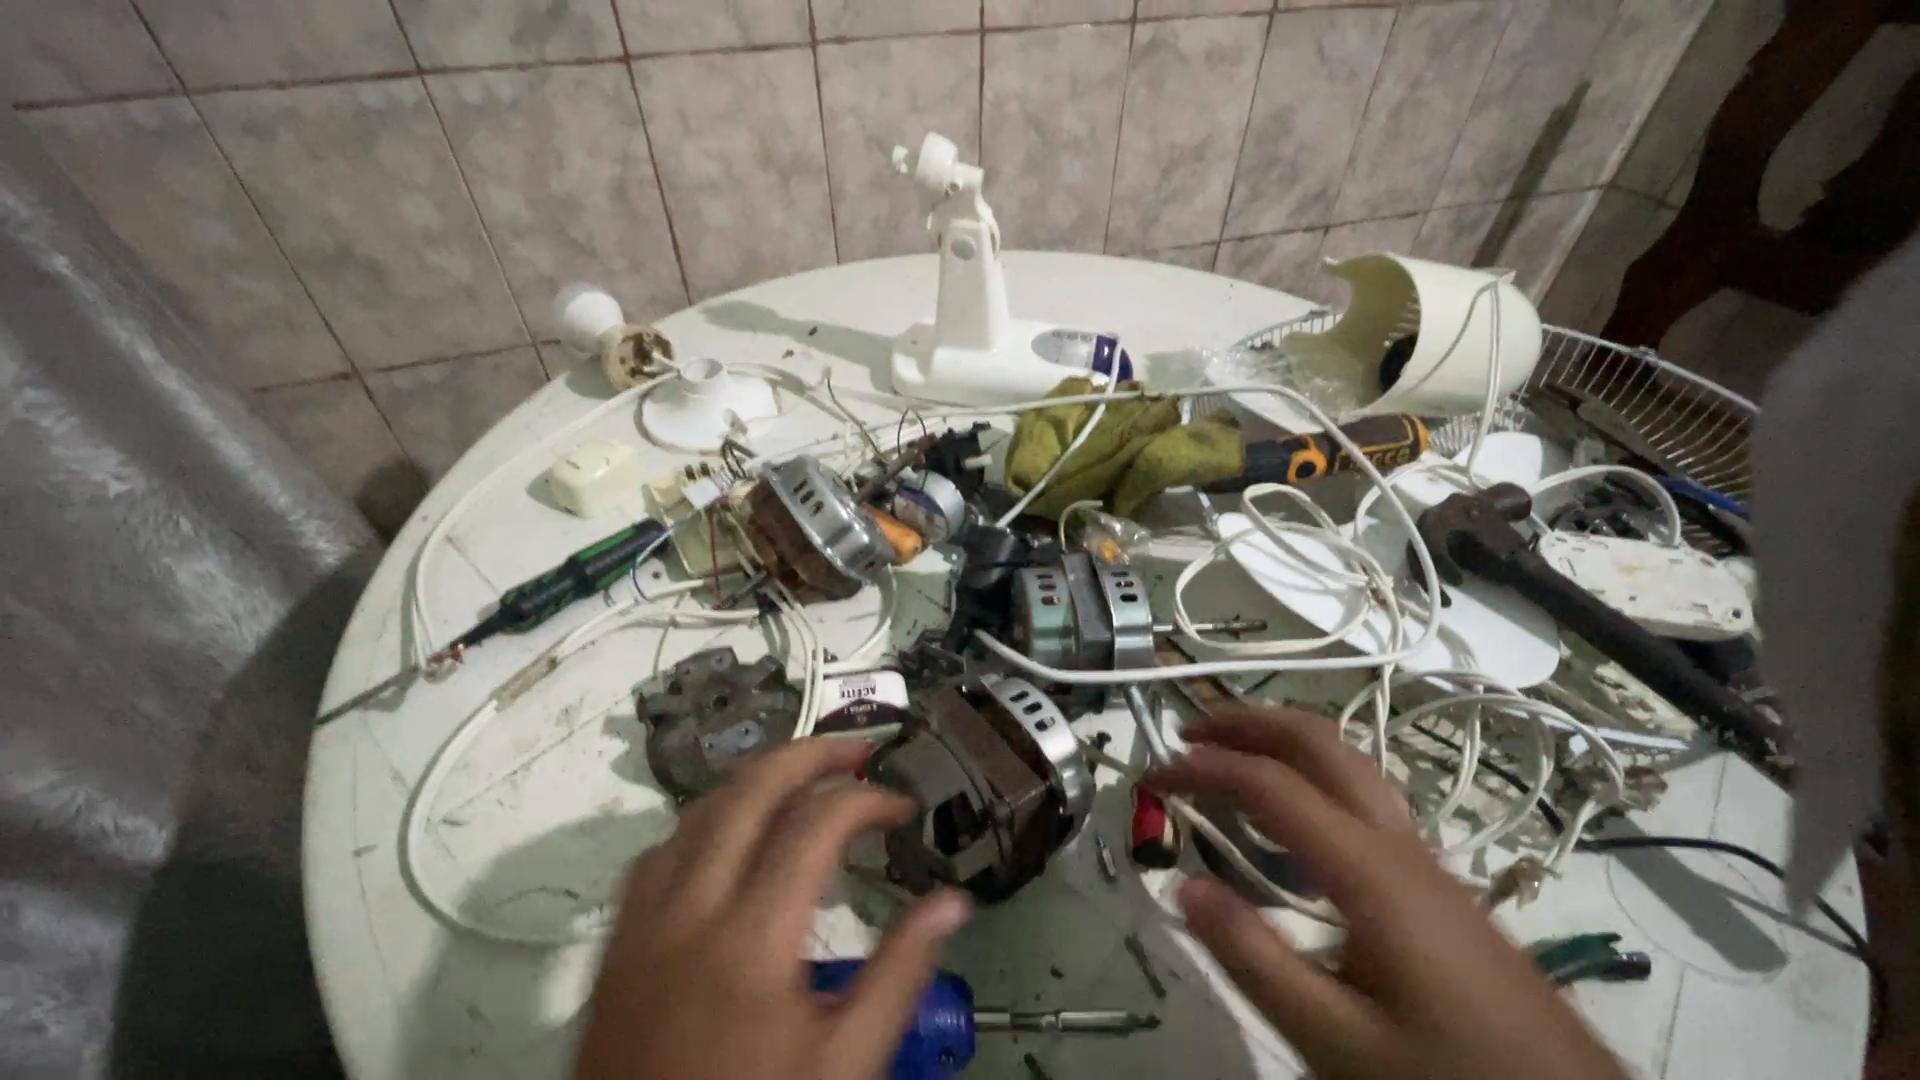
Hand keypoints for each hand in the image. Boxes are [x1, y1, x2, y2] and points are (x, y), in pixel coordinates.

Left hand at [576, 738, 971, 1079]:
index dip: (867, 800)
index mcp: (753, 941)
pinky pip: (659, 850)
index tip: (901, 809)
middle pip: (749, 790)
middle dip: (810, 754)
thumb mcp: (845, 1064)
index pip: (815, 825)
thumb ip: (900, 975)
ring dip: (756, 780)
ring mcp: (644, 922)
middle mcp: (690, 911)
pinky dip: (704, 821)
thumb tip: (951, 903)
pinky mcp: (617, 941)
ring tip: (806, 778)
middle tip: (857, 751)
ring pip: (698, 809)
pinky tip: (732, 835)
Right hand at [1149, 708, 1626, 1079]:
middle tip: (1187, 730)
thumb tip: (1183, 884)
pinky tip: (1290, 815)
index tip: (1150, 776)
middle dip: (1248, 721)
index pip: (1270, 785)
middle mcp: (1396, 841)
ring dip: (1281, 739)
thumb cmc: (1448, 1076)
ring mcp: (1422, 856)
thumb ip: (1255, 959)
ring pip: (1347, 761)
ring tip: (1228, 751)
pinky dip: (1308, 772)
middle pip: (1319, 743)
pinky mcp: (1433, 880)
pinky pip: (1361, 794)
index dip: (1203, 769)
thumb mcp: (1337, 1041)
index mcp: (1369, 869)